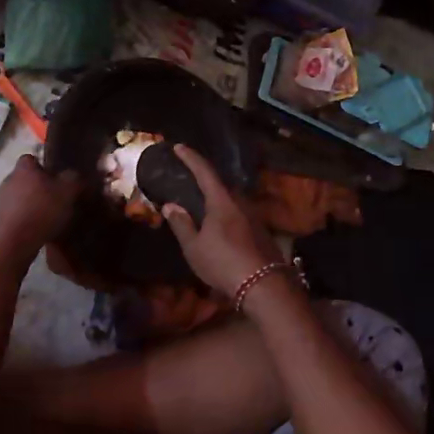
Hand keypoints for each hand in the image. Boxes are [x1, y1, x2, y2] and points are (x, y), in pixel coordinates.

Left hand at [0, 154, 79, 258]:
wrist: (11, 243)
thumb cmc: (41, 211)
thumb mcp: (67, 192)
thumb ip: (73, 179)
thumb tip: (74, 175)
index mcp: (23, 168)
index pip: (31, 158)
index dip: (44, 167)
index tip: (57, 179)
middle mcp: (8, 180)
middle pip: (25, 179)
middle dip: (39, 188)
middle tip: (56, 200)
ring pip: (19, 198)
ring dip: (31, 205)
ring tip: (49, 219)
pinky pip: (15, 216)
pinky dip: (24, 221)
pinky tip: (37, 231)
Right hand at [162, 144, 285, 298]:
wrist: (263, 286)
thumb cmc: (222, 263)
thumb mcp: (194, 247)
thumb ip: (182, 224)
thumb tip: (170, 205)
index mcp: (222, 202)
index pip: (205, 172)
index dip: (191, 158)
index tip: (179, 147)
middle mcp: (241, 203)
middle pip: (221, 185)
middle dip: (205, 180)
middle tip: (189, 180)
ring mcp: (254, 217)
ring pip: (232, 200)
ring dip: (217, 199)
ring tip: (202, 205)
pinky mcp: (261, 231)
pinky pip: (239, 214)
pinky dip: (226, 213)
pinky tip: (219, 226)